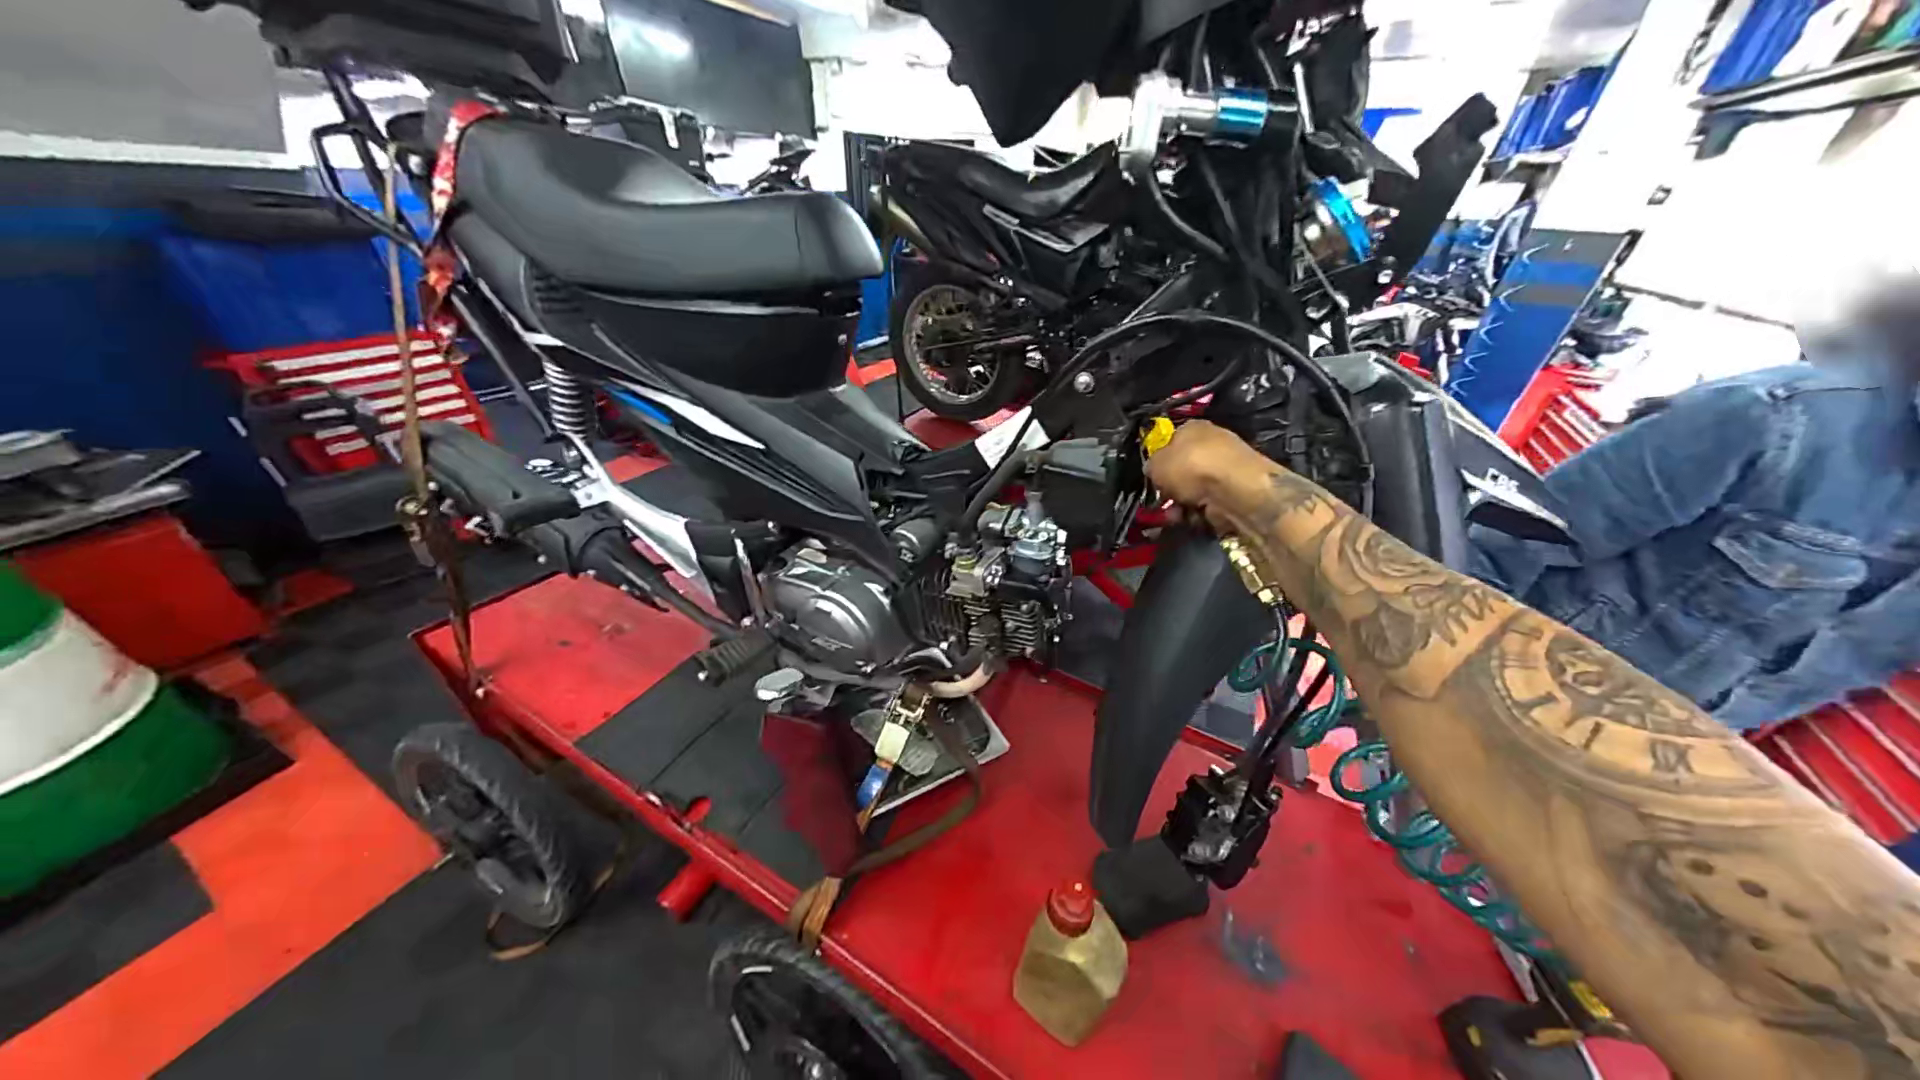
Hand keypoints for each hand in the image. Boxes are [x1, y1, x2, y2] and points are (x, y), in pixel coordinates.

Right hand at [1145, 420, 1274, 514]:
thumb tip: (1153, 471)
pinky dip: (1200, 512)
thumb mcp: (1155, 463)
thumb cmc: (1190, 467)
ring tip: (1177, 513)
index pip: (1170, 441)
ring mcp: (1227, 466)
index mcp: (1192, 427)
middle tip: (1164, 498)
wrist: (1234, 488)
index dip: (1159, 461)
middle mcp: (1212, 442)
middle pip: (1183, 468)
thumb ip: (1151, 466)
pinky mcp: (1237, 489)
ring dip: (1182, 503)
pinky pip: (1209, 502)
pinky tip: (1195, 517)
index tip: (1153, 478)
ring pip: (1194, 489)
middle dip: (1171, 487)